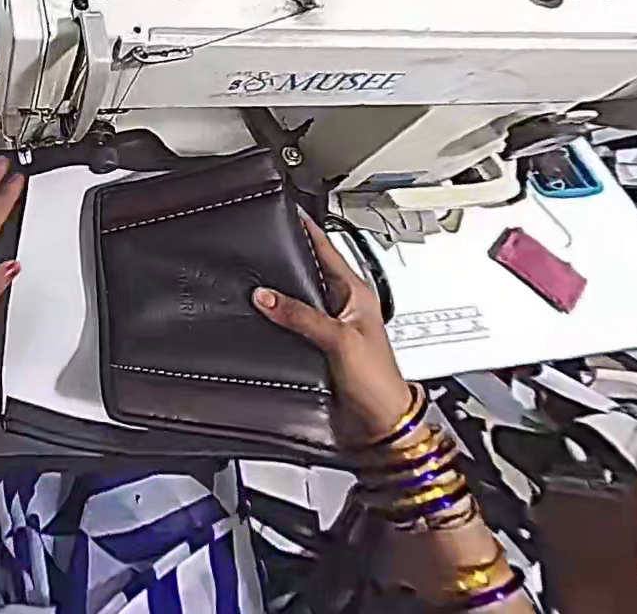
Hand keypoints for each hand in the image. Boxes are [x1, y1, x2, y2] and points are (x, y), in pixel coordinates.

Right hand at [252, 211, 411, 440]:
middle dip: (285, 257)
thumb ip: (301, 315)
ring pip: (297, 297)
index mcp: (355, 293)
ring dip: (279, 291)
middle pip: (308, 271)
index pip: (326, 249)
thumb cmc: (380, 381)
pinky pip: (291, 322)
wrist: (381, 427)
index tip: (287, 210)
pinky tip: (262, 312)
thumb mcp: (339, 339)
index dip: (307, 228)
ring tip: (255, 273)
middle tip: (261, 239)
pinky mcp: (316, 345)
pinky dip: (277, 316)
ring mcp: (329, 325)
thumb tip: (265, 296)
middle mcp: (341, 305)